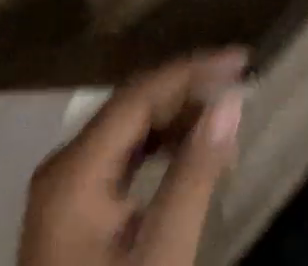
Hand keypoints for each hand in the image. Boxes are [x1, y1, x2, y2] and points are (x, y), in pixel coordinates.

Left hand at [20, 49, 248, 265]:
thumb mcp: (162, 251)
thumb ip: (196, 173)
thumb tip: (232, 102)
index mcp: (74, 172)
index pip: (140, 96)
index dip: (194, 71)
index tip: (245, 61)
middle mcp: (62, 168)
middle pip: (131, 107)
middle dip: (189, 90)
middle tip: (243, 85)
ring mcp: (63, 190)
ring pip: (128, 129)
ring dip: (179, 117)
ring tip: (226, 119)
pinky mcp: (74, 210)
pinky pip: (123, 155)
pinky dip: (162, 145)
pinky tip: (193, 154)